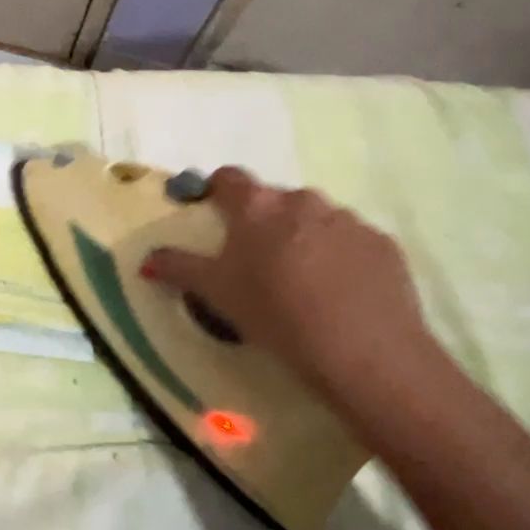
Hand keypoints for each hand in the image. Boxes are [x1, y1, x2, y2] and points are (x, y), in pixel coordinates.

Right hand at [143, 167, 435, 401]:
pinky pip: (353, 243)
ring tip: (304, 283)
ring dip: (305, 239)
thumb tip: (146, 258)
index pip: (228, 179)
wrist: (365, 351)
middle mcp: (302, 200)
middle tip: (258, 263)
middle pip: (274, 201)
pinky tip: (340, 294)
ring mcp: (347, 219)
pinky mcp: (383, 244)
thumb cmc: (276, 314)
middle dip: (265, 223)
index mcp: (256, 206)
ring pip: (316, 220)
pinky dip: (342, 258)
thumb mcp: (216, 294)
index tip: (214, 216)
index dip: (217, 193)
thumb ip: (178, 268)